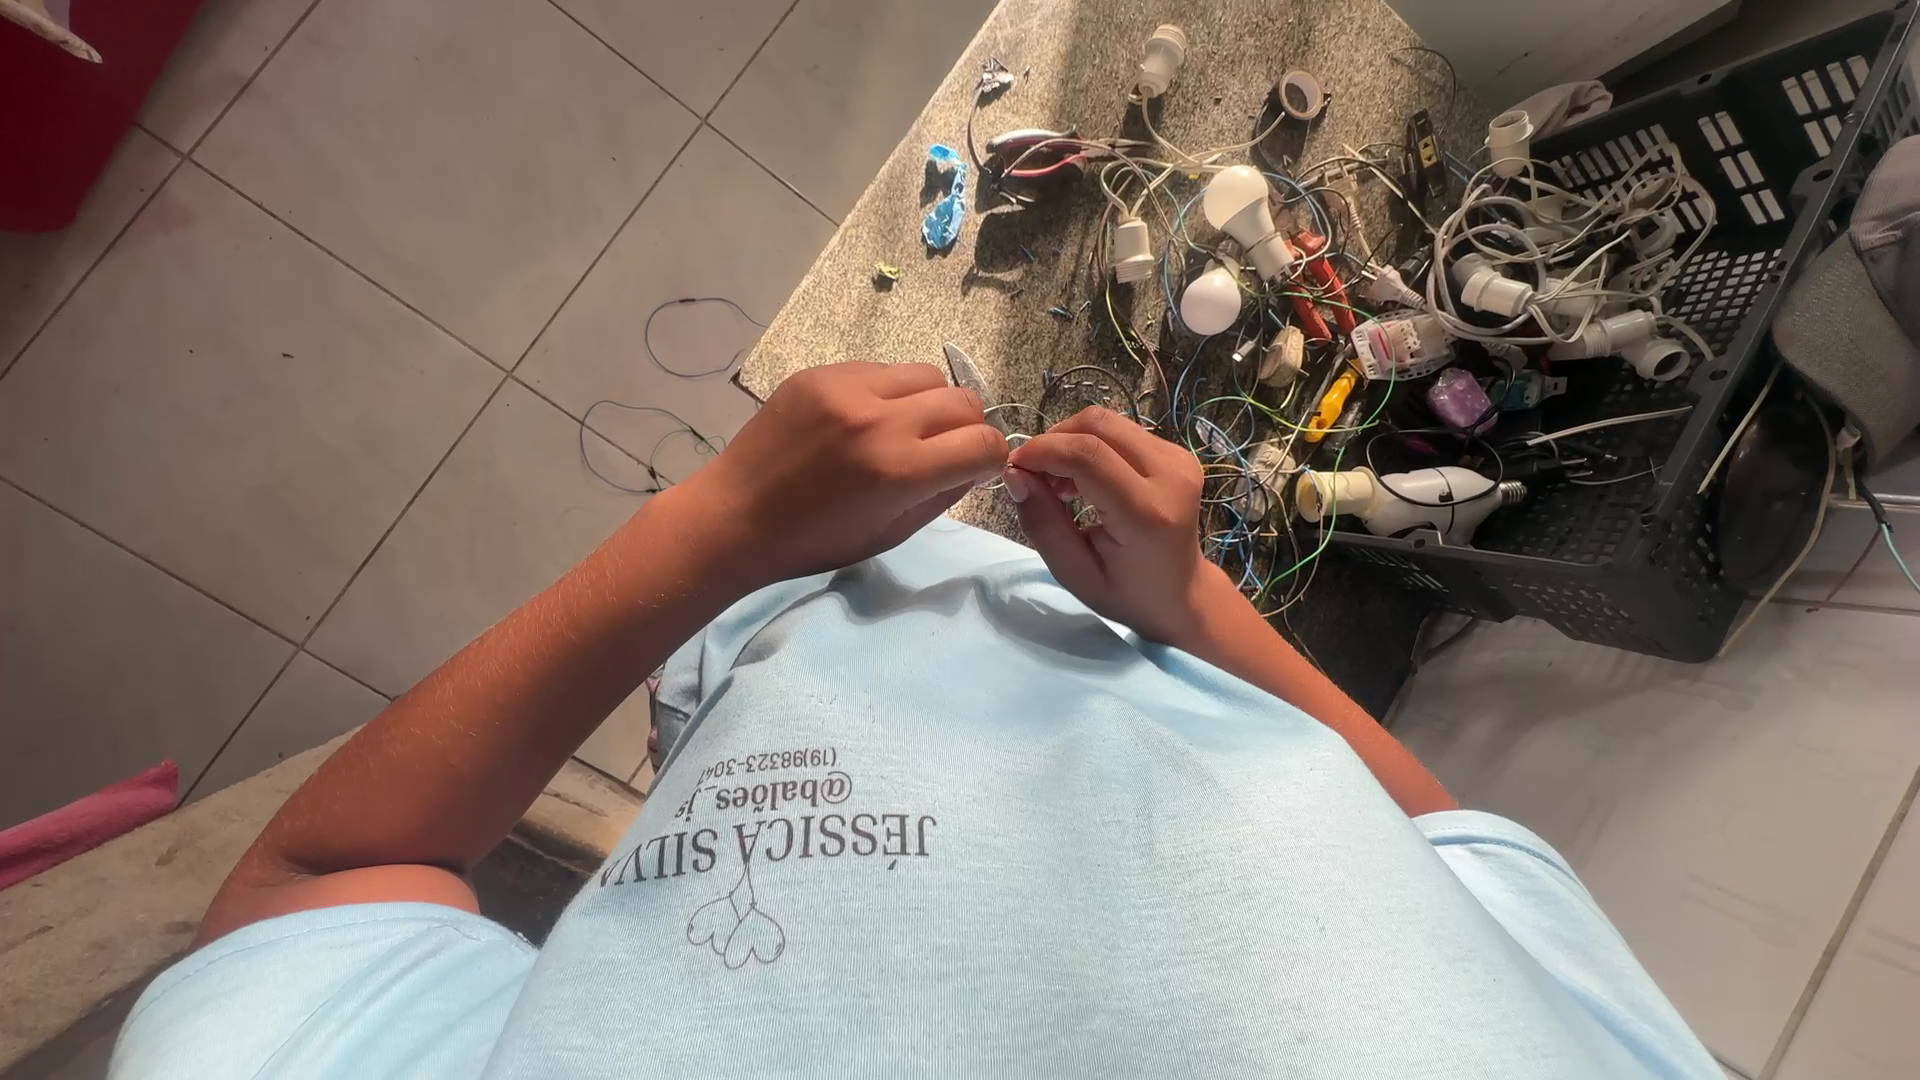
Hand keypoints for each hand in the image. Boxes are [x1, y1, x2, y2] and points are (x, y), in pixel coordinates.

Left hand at [680, 362, 1007, 588]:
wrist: (735, 516)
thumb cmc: (816, 541)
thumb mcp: (892, 532)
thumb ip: (944, 493)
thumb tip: (976, 463)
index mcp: (900, 471)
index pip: (984, 443)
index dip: (990, 459)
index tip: (973, 469)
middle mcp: (880, 420)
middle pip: (964, 400)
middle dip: (966, 428)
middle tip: (940, 450)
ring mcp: (847, 388)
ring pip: (927, 375)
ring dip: (930, 403)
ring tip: (902, 429)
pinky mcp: (821, 372)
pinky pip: (881, 371)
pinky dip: (888, 394)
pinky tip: (862, 419)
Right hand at [1004, 407, 1233, 645]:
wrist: (1181, 595)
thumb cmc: (1126, 594)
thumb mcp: (1074, 573)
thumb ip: (1043, 524)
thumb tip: (1015, 475)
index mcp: (1147, 514)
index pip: (1087, 456)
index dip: (1042, 452)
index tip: (1013, 469)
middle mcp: (1171, 475)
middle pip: (1097, 426)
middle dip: (1053, 442)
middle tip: (1032, 476)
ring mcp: (1178, 459)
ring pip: (1107, 422)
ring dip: (1069, 442)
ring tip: (1056, 482)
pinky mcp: (1177, 454)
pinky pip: (1120, 432)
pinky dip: (1089, 446)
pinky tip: (1081, 480)